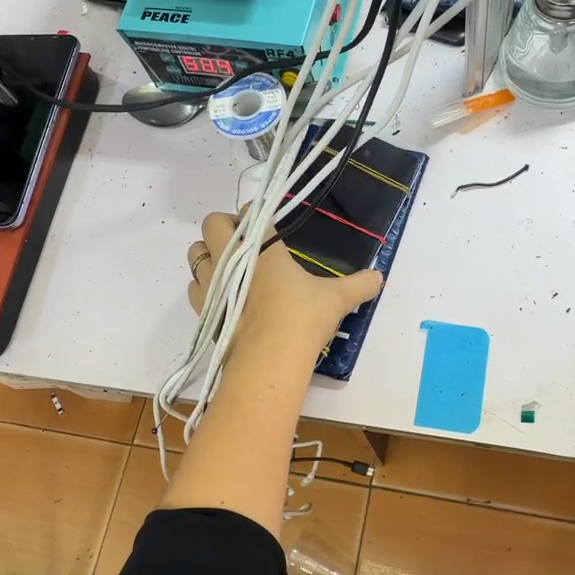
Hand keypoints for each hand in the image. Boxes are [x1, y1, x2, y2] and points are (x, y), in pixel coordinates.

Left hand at [186, 212, 382, 357]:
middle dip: (224, 226)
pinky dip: (205, 286)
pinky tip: (224, 296)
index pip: (250, 214)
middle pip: (212, 224)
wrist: (269, 360)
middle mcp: (230, 260)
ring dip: (208, 254)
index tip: (267, 223)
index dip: (257, 214)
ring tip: (229, 265)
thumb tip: (379, 277)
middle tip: (244, 239)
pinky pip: (195, 288)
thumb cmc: (302, 319)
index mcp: (261, 249)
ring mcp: (212, 286)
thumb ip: (359, 285)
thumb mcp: (337, 299)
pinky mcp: (205, 312)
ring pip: (195, 254)